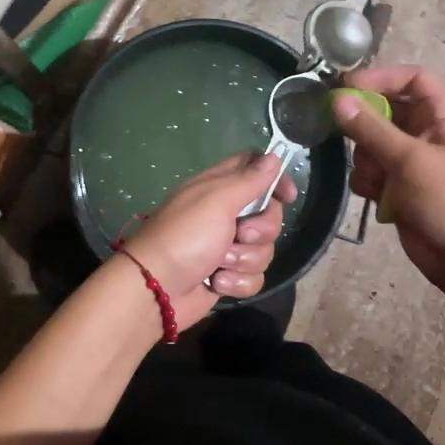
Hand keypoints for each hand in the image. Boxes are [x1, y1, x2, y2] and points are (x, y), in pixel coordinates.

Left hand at [117, 153, 292, 330]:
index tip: (288, 196)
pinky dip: (237, 282)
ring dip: (244, 260)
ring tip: (218, 265)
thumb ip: (249, 180)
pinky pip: (253, 277)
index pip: (255, 170)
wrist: (157, 287)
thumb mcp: (217, 200)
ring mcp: (225, 246)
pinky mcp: (226, 276)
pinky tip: (216, 283)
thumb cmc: (185, 236)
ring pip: (263, 250)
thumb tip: (274, 157)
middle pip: (268, 215)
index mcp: (219, 188)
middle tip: (238, 235)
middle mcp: (224, 214)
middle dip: (261, 230)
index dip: (275, 179)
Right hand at [331, 65, 444, 290]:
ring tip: (371, 179)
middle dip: (364, 123)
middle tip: (340, 131)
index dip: (381, 78)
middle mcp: (429, 135)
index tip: (345, 87)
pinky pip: (373, 171)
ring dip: (364, 157)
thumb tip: (337, 98)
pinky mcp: (402, 188)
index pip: (413, 79)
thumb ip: (371, 128)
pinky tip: (372, 196)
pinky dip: (367, 180)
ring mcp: (415, 163)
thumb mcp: (410, 160)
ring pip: (373, 142)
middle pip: (387, 110)